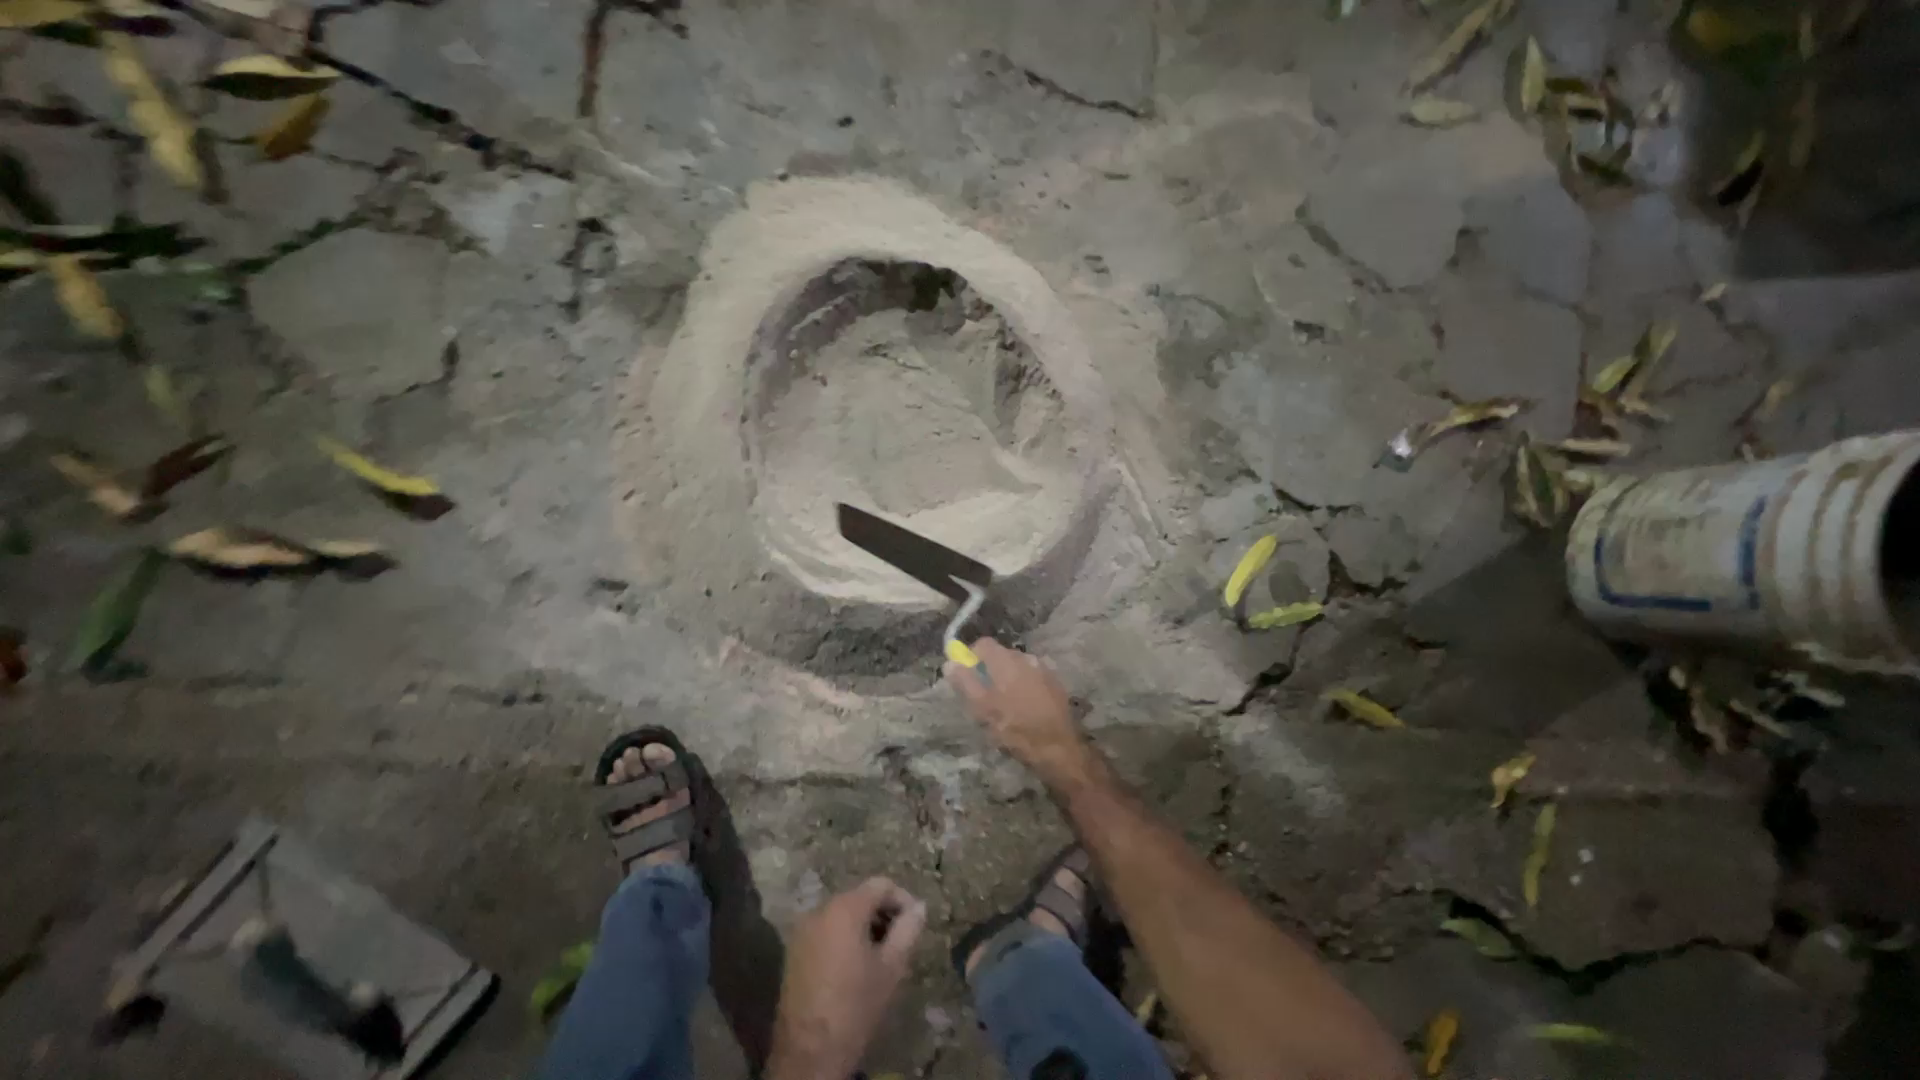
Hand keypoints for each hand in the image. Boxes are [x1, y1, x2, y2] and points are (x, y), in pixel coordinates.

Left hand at [766, 877, 925, 1079]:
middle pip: (860, 897)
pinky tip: (856, 966)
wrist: (809, 1050)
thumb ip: (908, 930)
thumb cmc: (856, 1005)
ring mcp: (803, 930)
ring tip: (881, 956)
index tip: (915, 924)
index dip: (903, 899)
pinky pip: (826, 930)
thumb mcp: (891, 967)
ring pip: (842, 915)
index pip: (881, 885)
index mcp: (844, 909)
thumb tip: (919, 907)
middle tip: (901, 942)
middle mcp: (819, 911)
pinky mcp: (794, 951)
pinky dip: (845, 938)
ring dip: (865, 927)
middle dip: (883, 914)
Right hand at [945, 639, 1091, 786]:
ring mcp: (1044, 670)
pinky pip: (1032, 677)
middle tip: (983, 696)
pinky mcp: (1056, 684)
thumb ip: (965, 683)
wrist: (1058, 748)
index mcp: (1007, 661)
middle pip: (1001, 655)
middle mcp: (1026, 658)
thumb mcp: (983, 710)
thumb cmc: (1015, 729)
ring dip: (1007, 679)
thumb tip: (950, 663)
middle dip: (989, 670)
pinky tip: (1024, 708)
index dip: (971, 657)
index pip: (983, 644)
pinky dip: (1024, 686)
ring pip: (1017, 667)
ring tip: (1004, 705)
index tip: (966, 677)